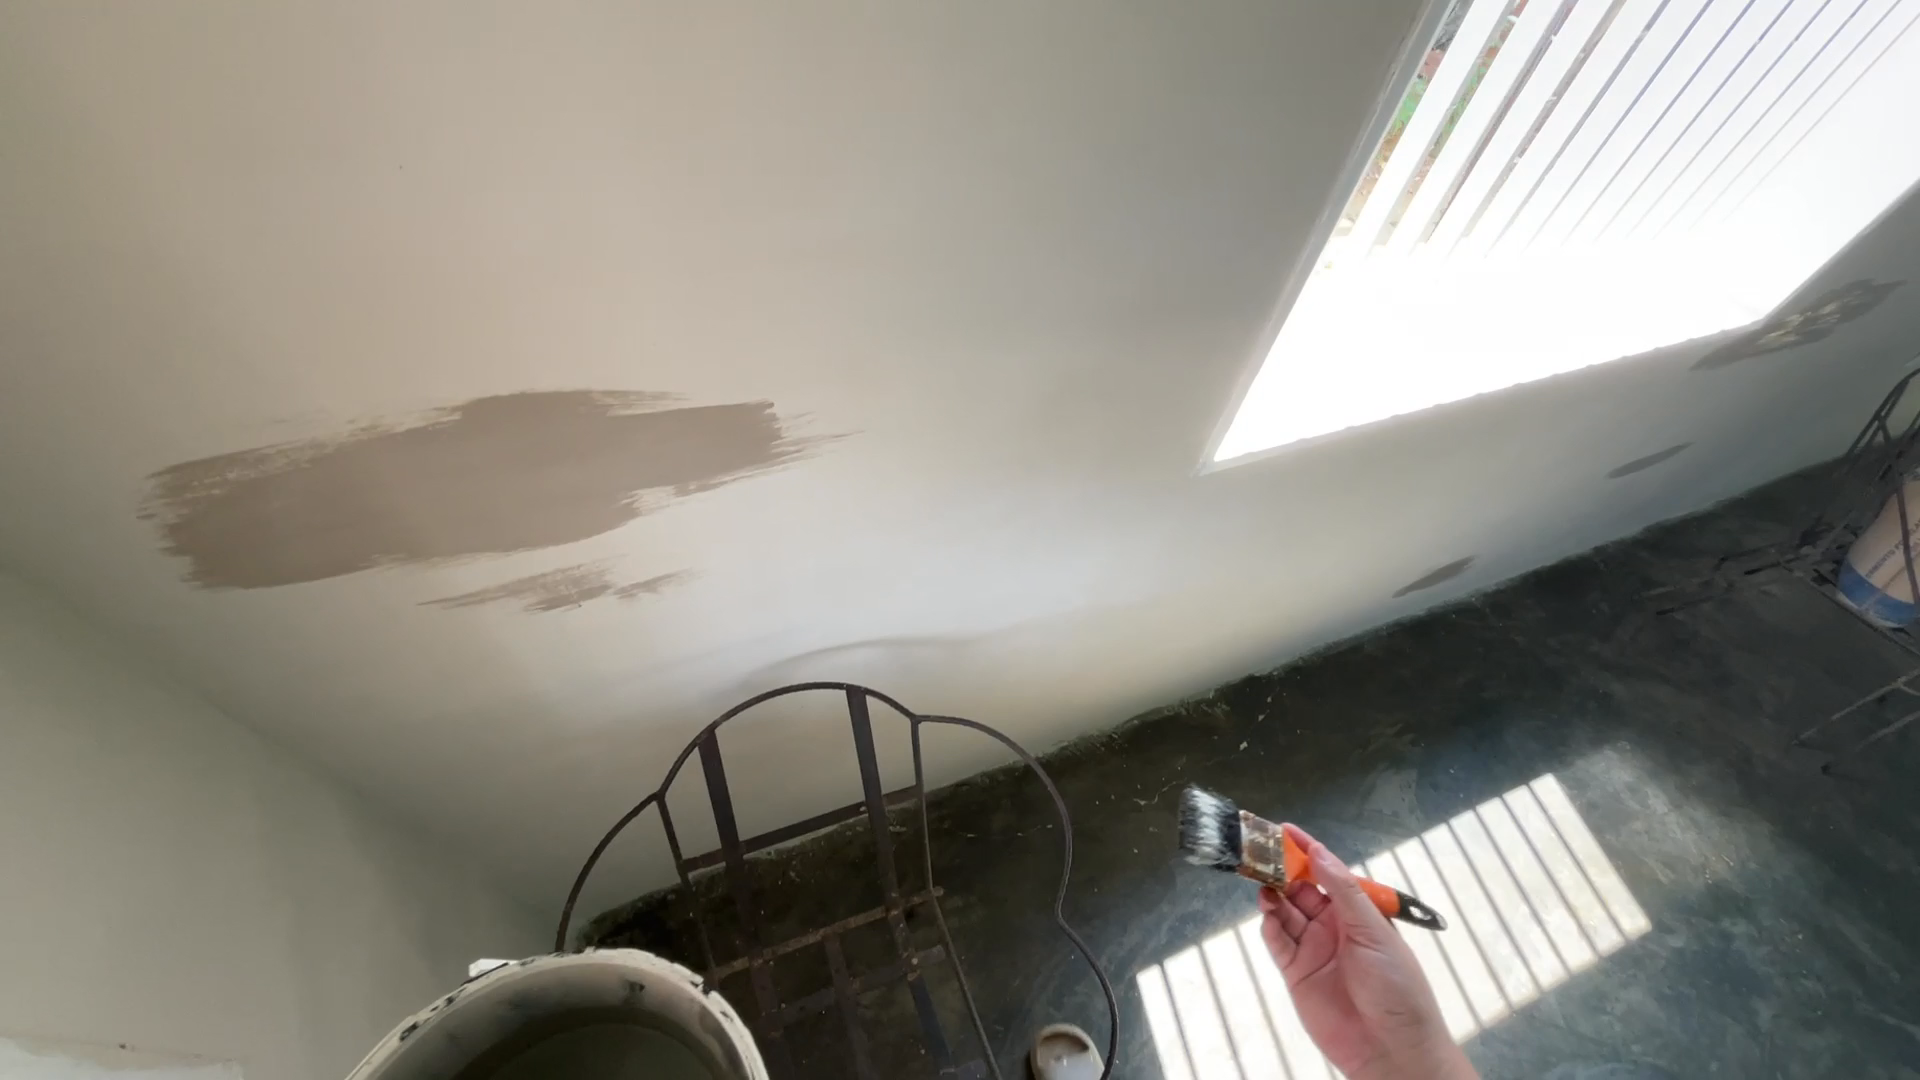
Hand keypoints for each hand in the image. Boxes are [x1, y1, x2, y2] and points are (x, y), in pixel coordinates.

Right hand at [1258, 823, 1477, 1079]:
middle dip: (1281, 870)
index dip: (1307, 850)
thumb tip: (1319, 853)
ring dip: (1273, 895)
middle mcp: (1332, 926)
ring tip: (1264, 885)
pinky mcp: (1296, 971)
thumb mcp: (1374, 933)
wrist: (1393, 1052)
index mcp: (1356, 913)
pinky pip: (1276, 940)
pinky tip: (1268, 914)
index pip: (1327, 872)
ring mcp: (1313, 948)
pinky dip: (1269, 924)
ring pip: (1284, 911)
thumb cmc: (1397, 988)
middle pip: (1299, 888)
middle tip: (1261, 853)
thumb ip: (1343, 891)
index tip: (1284, 829)